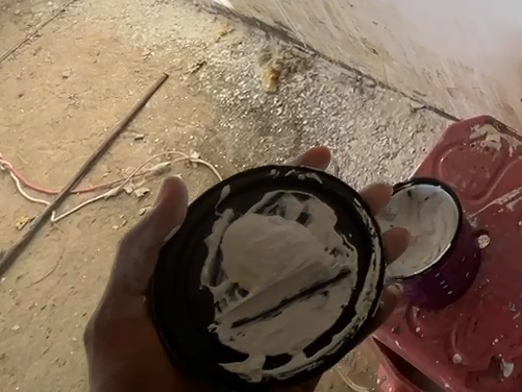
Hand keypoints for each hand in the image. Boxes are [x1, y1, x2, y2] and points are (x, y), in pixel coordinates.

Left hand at [83, 146, 409, 391]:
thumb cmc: (131, 388)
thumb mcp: (120, 319)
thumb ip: (141, 255)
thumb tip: (175, 183)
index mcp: (223, 275)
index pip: (265, 216)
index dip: (295, 181)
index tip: (323, 154)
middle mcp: (262, 292)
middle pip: (316, 239)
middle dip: (352, 209)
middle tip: (380, 189)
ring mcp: (288, 326)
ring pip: (341, 278)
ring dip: (376, 252)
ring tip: (401, 230)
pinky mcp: (307, 363)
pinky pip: (347, 333)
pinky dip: (374, 314)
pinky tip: (392, 293)